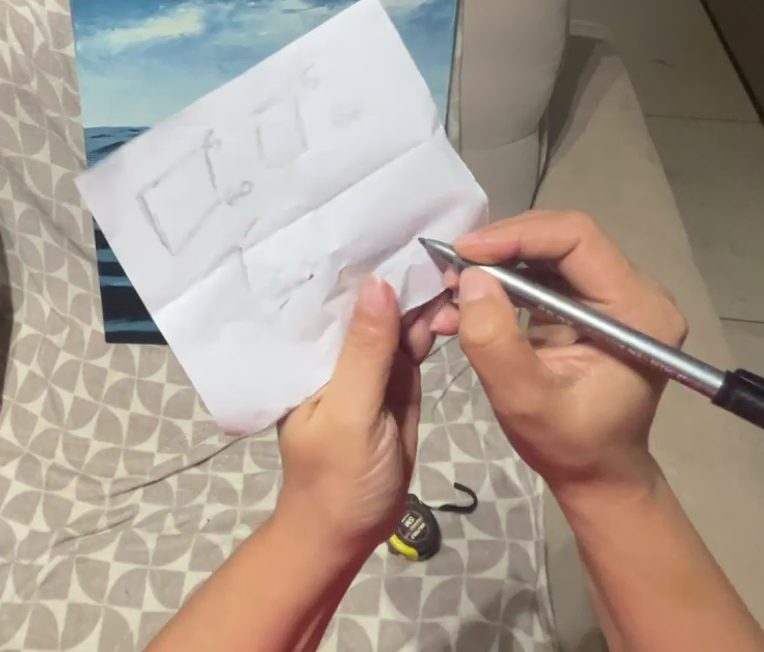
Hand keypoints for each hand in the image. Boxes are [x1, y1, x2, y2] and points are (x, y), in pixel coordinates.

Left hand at [274, 278, 455, 562]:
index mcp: (310, 351)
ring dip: (421, 303)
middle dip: (399, 280)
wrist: (348, 532)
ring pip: (393, 323)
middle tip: (440, 253)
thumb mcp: (350, 412)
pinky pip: (410, 349)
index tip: (394, 230)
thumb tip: (376, 285)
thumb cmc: (336, 476)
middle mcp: (335, 350)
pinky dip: (428, 330)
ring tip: (453, 279)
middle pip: (367, 305)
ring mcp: (367, 367)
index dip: (361, 265)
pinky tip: (449, 310)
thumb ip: (364, 352)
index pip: (334, 297)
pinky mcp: (393, 385)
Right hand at [449, 210, 685, 494]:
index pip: (577, 240)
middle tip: (451, 268)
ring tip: (452, 285)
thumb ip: (495, 341)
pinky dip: (497, 277)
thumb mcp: (525, 399)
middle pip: (559, 236)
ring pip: (543, 247)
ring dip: (493, 261)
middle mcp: (633, 290)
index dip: (518, 236)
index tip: (464, 253)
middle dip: (499, 246)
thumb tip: (471, 277)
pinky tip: (466, 298)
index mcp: (638, 311)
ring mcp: (610, 292)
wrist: (593, 472)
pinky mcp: (585, 299)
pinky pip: (537, 267)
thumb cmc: (568, 442)